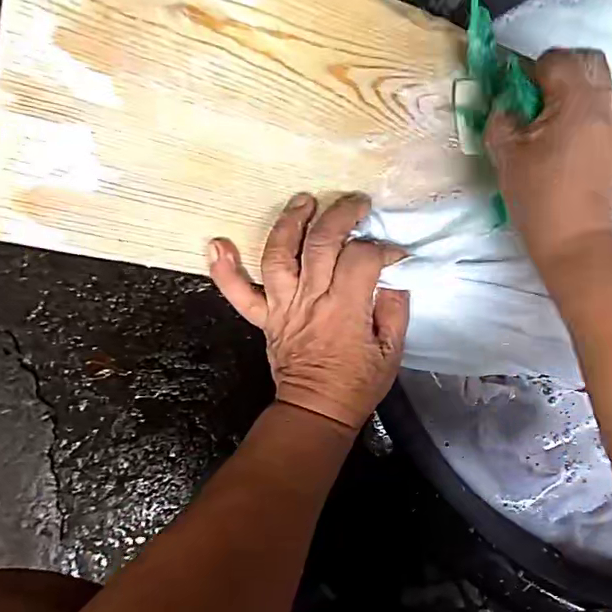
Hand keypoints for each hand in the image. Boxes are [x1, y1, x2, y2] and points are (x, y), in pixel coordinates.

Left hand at [209, 193, 409, 430]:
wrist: (316, 411)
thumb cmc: (357, 384)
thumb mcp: (391, 351)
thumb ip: (394, 310)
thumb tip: (393, 276)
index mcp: (346, 309)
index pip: (362, 258)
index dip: (382, 248)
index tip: (393, 252)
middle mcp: (311, 300)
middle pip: (322, 243)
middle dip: (341, 215)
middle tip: (356, 203)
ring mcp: (282, 306)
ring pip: (279, 253)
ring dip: (290, 222)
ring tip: (303, 200)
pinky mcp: (264, 316)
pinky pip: (238, 292)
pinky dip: (224, 269)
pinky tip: (217, 243)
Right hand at [485, 48, 611, 267]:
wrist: (577, 242)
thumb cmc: (539, 198)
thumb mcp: (506, 157)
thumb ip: (502, 121)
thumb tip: (506, 108)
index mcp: (577, 101)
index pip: (558, 60)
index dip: (533, 68)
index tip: (518, 89)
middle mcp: (606, 108)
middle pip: (592, 63)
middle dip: (564, 69)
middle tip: (539, 94)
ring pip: (611, 90)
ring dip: (587, 92)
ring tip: (563, 117)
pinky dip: (596, 120)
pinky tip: (575, 145)